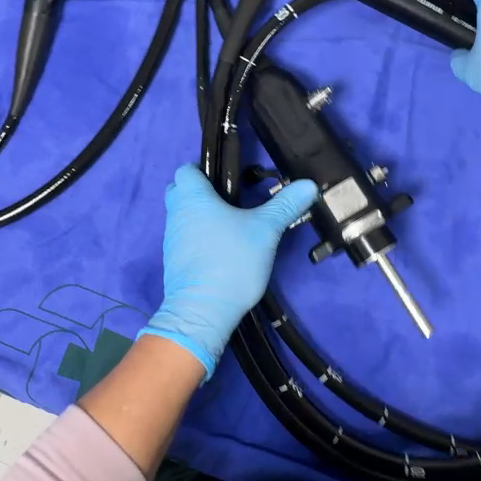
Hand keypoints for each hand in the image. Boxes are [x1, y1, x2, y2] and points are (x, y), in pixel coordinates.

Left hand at [138, 165, 318, 379]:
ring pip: (182, 217)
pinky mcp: (174, 262)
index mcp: (192, 197)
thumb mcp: (265, 230)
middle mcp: (176, 214)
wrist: (203, 310)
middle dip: (199, 192)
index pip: (186, 170)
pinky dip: (197, 239)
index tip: (226, 178)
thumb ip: (285, 205)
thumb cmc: (231, 260)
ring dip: (199, 217)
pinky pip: (184, 240)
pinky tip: (220, 250)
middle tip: (228, 201)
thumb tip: (309, 184)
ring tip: (229, 227)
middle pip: (179, 191)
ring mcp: (172, 239)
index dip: (203, 169)